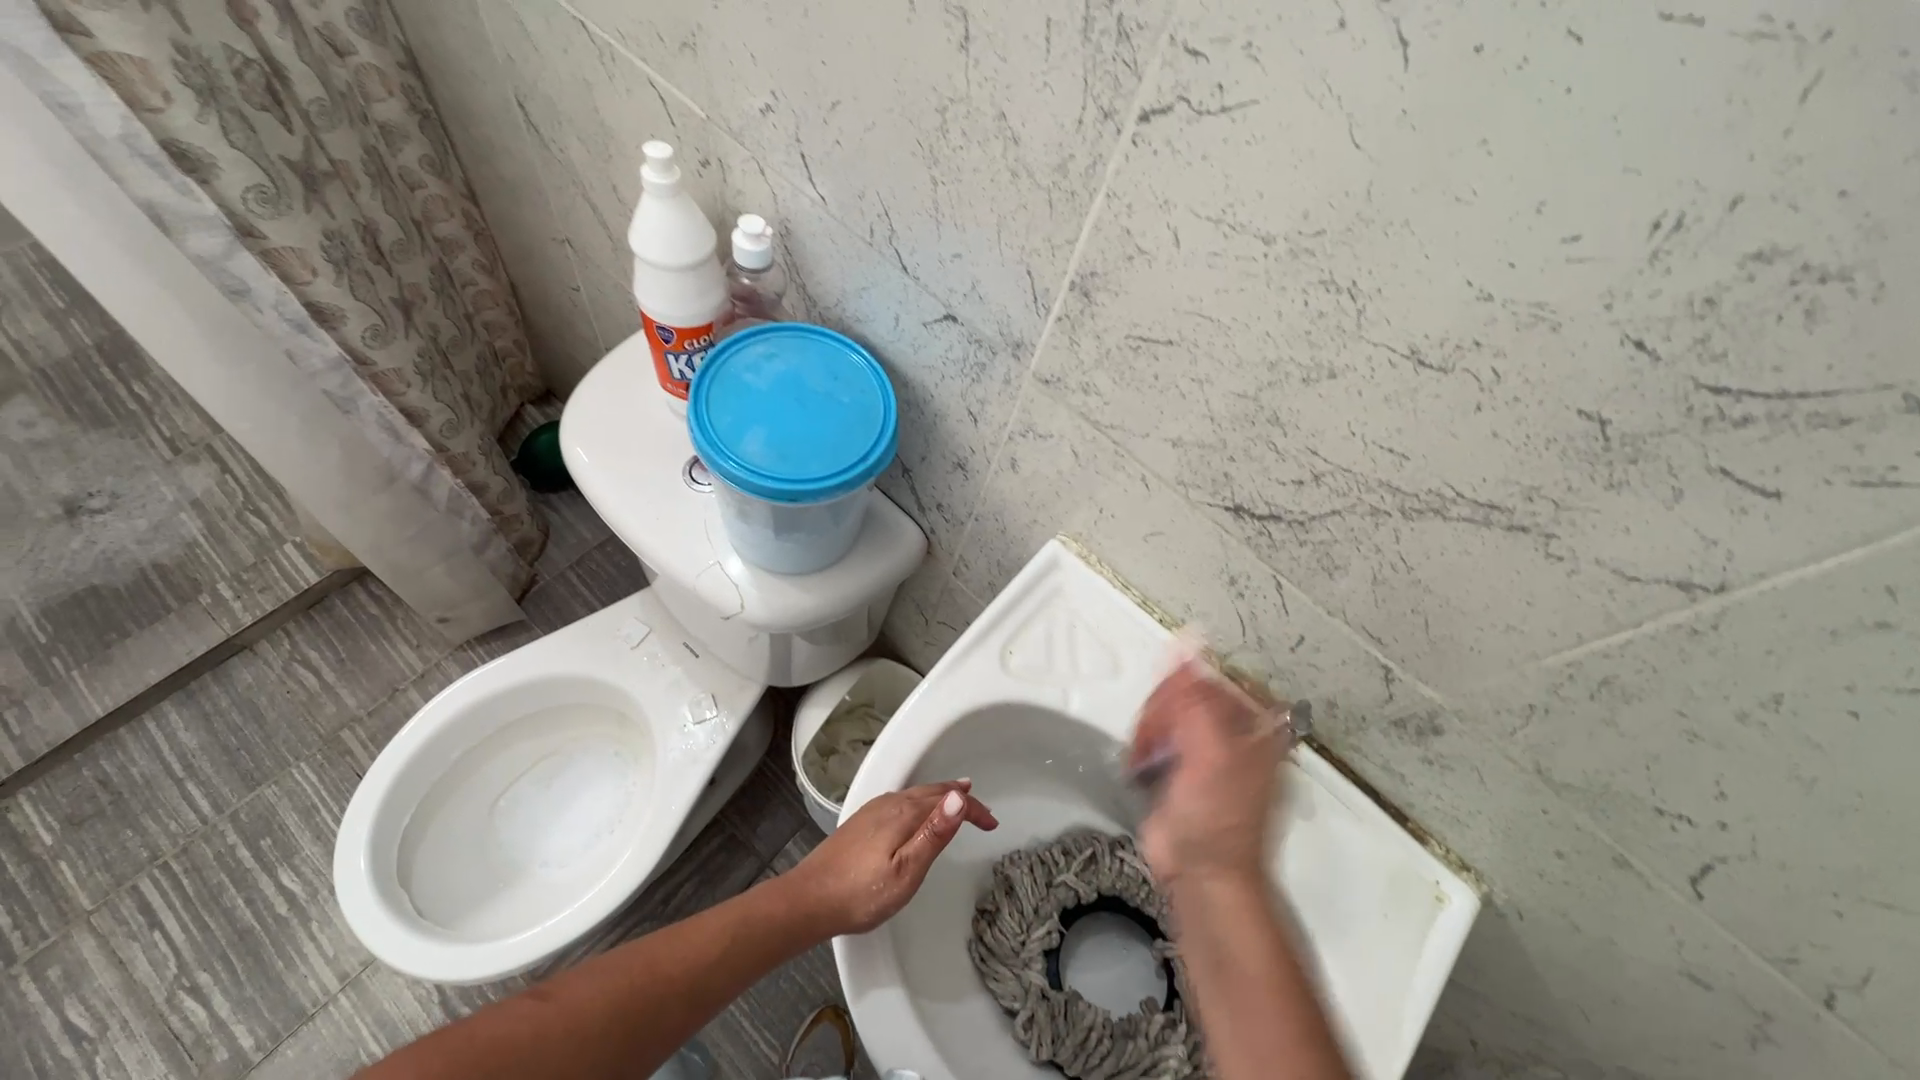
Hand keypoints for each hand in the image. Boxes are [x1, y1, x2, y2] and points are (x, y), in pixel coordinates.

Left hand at [786, 780, 997, 935]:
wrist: (809, 900)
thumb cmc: (861, 893)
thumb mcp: (907, 870)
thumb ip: (934, 833)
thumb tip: (958, 796)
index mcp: (904, 814)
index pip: (948, 800)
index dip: (973, 809)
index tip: (991, 824)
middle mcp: (889, 804)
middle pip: (932, 792)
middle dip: (960, 798)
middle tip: (981, 811)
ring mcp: (873, 812)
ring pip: (915, 795)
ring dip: (940, 796)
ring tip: (957, 798)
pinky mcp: (861, 822)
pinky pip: (902, 801)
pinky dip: (921, 802)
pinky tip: (917, 812)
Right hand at [1130, 657, 1285, 889]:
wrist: (1200, 872)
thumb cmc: (1215, 815)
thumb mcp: (1210, 749)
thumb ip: (1196, 695)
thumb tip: (1187, 640)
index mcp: (1255, 724)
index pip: (1212, 677)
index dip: (1183, 687)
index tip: (1167, 708)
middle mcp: (1234, 732)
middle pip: (1186, 692)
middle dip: (1162, 712)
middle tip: (1154, 738)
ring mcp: (1206, 750)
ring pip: (1167, 711)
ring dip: (1150, 729)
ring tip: (1146, 756)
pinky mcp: (1180, 768)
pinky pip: (1157, 735)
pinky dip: (1144, 744)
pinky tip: (1143, 763)